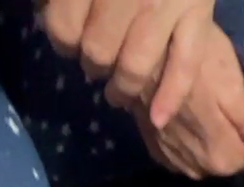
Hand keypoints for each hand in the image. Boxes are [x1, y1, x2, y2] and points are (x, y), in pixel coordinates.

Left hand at [41, 0, 212, 125]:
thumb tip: (46, 14)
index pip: (64, 25)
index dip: (59, 38)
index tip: (64, 38)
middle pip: (98, 50)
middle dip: (91, 63)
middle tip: (92, 66)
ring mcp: (168, 6)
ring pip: (135, 66)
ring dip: (122, 88)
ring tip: (116, 94)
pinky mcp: (198, 17)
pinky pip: (184, 67)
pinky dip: (171, 97)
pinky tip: (158, 119)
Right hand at [112, 29, 243, 178]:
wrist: (144, 48)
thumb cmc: (197, 61)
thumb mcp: (234, 86)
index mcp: (219, 158)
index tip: (243, 119)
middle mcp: (196, 169)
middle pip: (222, 165)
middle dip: (227, 144)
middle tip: (222, 109)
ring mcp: (172, 161)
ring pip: (202, 163)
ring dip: (206, 144)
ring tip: (202, 112)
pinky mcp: (154, 150)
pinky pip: (180, 156)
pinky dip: (185, 142)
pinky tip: (184, 118)